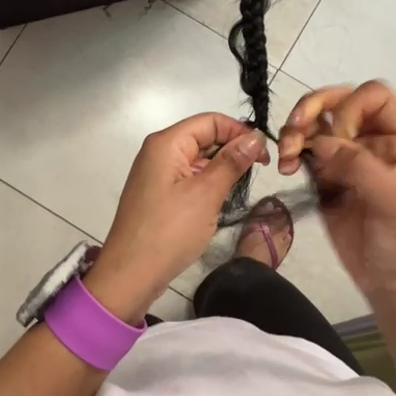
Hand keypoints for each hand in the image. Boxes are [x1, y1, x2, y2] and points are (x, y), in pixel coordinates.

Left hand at [89, 113, 268, 321]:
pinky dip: (206, 184)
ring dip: (220, 169)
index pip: (210, 121)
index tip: (264, 155)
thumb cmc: (169, 231)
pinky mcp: (157, 194)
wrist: (131, 274)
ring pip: (197, 159)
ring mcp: (156, 174)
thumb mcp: (206, 194)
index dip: (239, 132)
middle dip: (231, 149)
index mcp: (166, 143)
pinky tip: (219, 201)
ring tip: (240, 188)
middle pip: (203, 137)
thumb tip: (255, 137)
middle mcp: (158, 151)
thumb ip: (231, 162)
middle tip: (259, 173)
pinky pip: (188, 178)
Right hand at [276, 81, 395, 301]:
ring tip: (287, 156)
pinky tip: (287, 169)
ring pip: (316, 125)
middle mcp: (373, 141)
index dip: (351, 107)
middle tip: (295, 128)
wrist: (394, 285)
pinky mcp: (326, 178)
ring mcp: (348, 159)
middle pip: (339, 102)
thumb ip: (359, 165)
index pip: (374, 96)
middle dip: (313, 108)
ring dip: (296, 131)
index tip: (340, 138)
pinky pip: (304, 152)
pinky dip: (291, 153)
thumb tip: (320, 142)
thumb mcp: (393, 199)